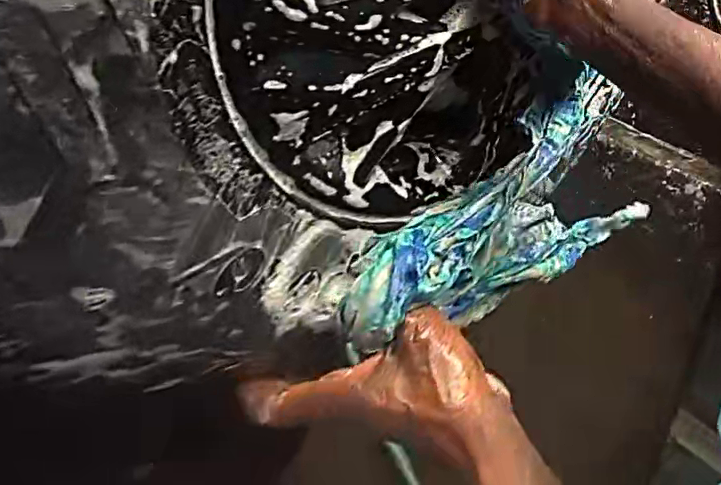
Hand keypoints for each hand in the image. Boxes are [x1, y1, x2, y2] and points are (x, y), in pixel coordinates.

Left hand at [239, 308, 554, 482]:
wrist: (476, 422)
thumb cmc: (441, 391)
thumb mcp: (419, 332)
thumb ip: (407, 309)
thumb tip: (406, 298)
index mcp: (342, 395)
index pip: (278, 402)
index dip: (254, 388)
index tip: (243, 369)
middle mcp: (354, 405)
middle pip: (311, 387)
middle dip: (305, 358)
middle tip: (300, 328)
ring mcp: (383, 403)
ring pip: (351, 376)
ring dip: (350, 349)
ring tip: (356, 316)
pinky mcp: (413, 396)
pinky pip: (388, 368)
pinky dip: (388, 348)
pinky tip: (408, 326)